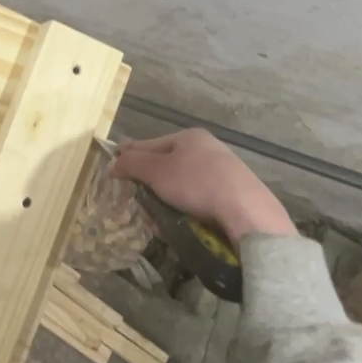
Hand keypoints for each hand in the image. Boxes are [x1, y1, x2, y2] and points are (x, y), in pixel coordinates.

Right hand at [110, 129, 295, 243]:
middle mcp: (209, 150)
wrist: (248, 214)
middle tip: (138, 202)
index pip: (150, 143)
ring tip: (157, 221)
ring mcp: (224, 174)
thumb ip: (131, 164)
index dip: (130, 156)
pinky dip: (184, 211)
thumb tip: (113, 163)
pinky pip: (199, 201)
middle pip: (166, 166)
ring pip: (181, 187)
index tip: (115, 169)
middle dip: (149, 186)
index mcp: (190, 137)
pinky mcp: (234, 196)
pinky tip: (179, 225)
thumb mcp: (156, 171)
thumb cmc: (197, 184)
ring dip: (165, 203)